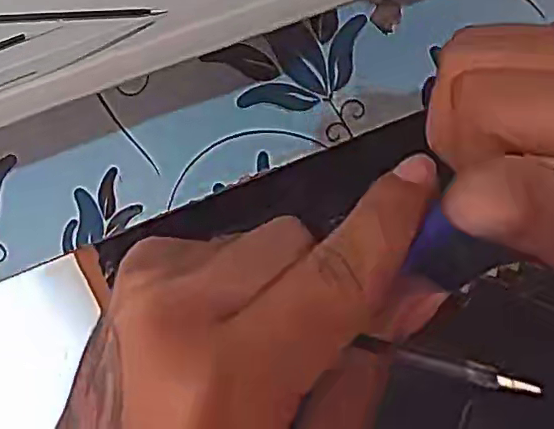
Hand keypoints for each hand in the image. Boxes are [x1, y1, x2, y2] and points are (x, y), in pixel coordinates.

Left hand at [58, 155, 442, 428]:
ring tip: (254, 342)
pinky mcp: (135, 265)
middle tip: (320, 336)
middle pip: (296, 239)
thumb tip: (407, 290)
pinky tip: (217, 327)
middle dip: (321, 277)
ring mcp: (147, 278)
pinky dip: (234, 277)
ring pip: (259, 235)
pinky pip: (220, 242)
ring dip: (275, 277)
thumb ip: (356, 373)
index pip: (331, 272)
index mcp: (219, 373)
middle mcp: (176, 308)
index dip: (387, 222)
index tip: (417, 181)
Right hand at [427, 18, 553, 427]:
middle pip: (473, 56)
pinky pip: (511, 44)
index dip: (467, 155)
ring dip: (476, 108)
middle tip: (501, 185)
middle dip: (461, 126)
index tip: (497, 209)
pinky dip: (500, 90)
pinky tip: (542, 135)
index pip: (489, 97)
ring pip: (482, 44)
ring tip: (521, 163)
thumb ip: (551, 227)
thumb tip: (459, 195)